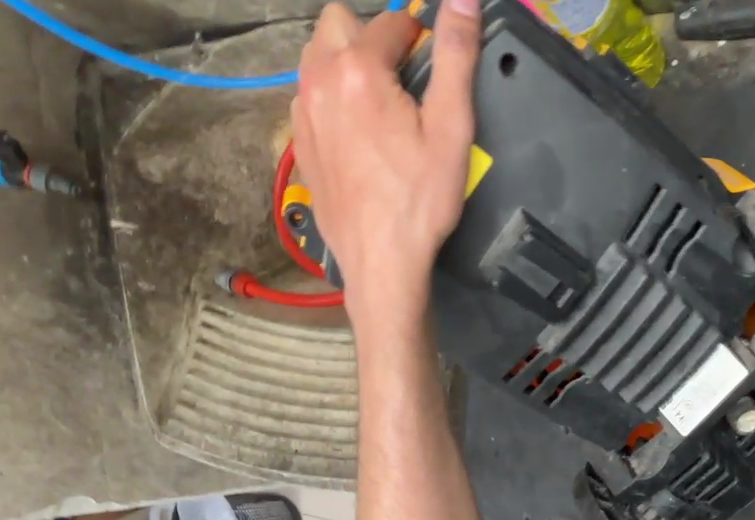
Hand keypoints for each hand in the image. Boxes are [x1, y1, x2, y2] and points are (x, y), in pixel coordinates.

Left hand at [292, 0, 479, 317]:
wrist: (381, 261)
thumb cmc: (420, 201)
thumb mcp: (451, 128)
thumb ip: (456, 55)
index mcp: (358, 68)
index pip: (392, 21)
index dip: (419, 41)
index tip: (432, 73)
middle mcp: (318, 79)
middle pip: (338, 23)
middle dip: (371, 39)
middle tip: (401, 82)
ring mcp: (302, 112)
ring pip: (317, 57)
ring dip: (346, 64)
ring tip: (378, 106)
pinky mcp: (298, 143)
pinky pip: (309, 97)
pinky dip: (331, 100)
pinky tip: (359, 137)